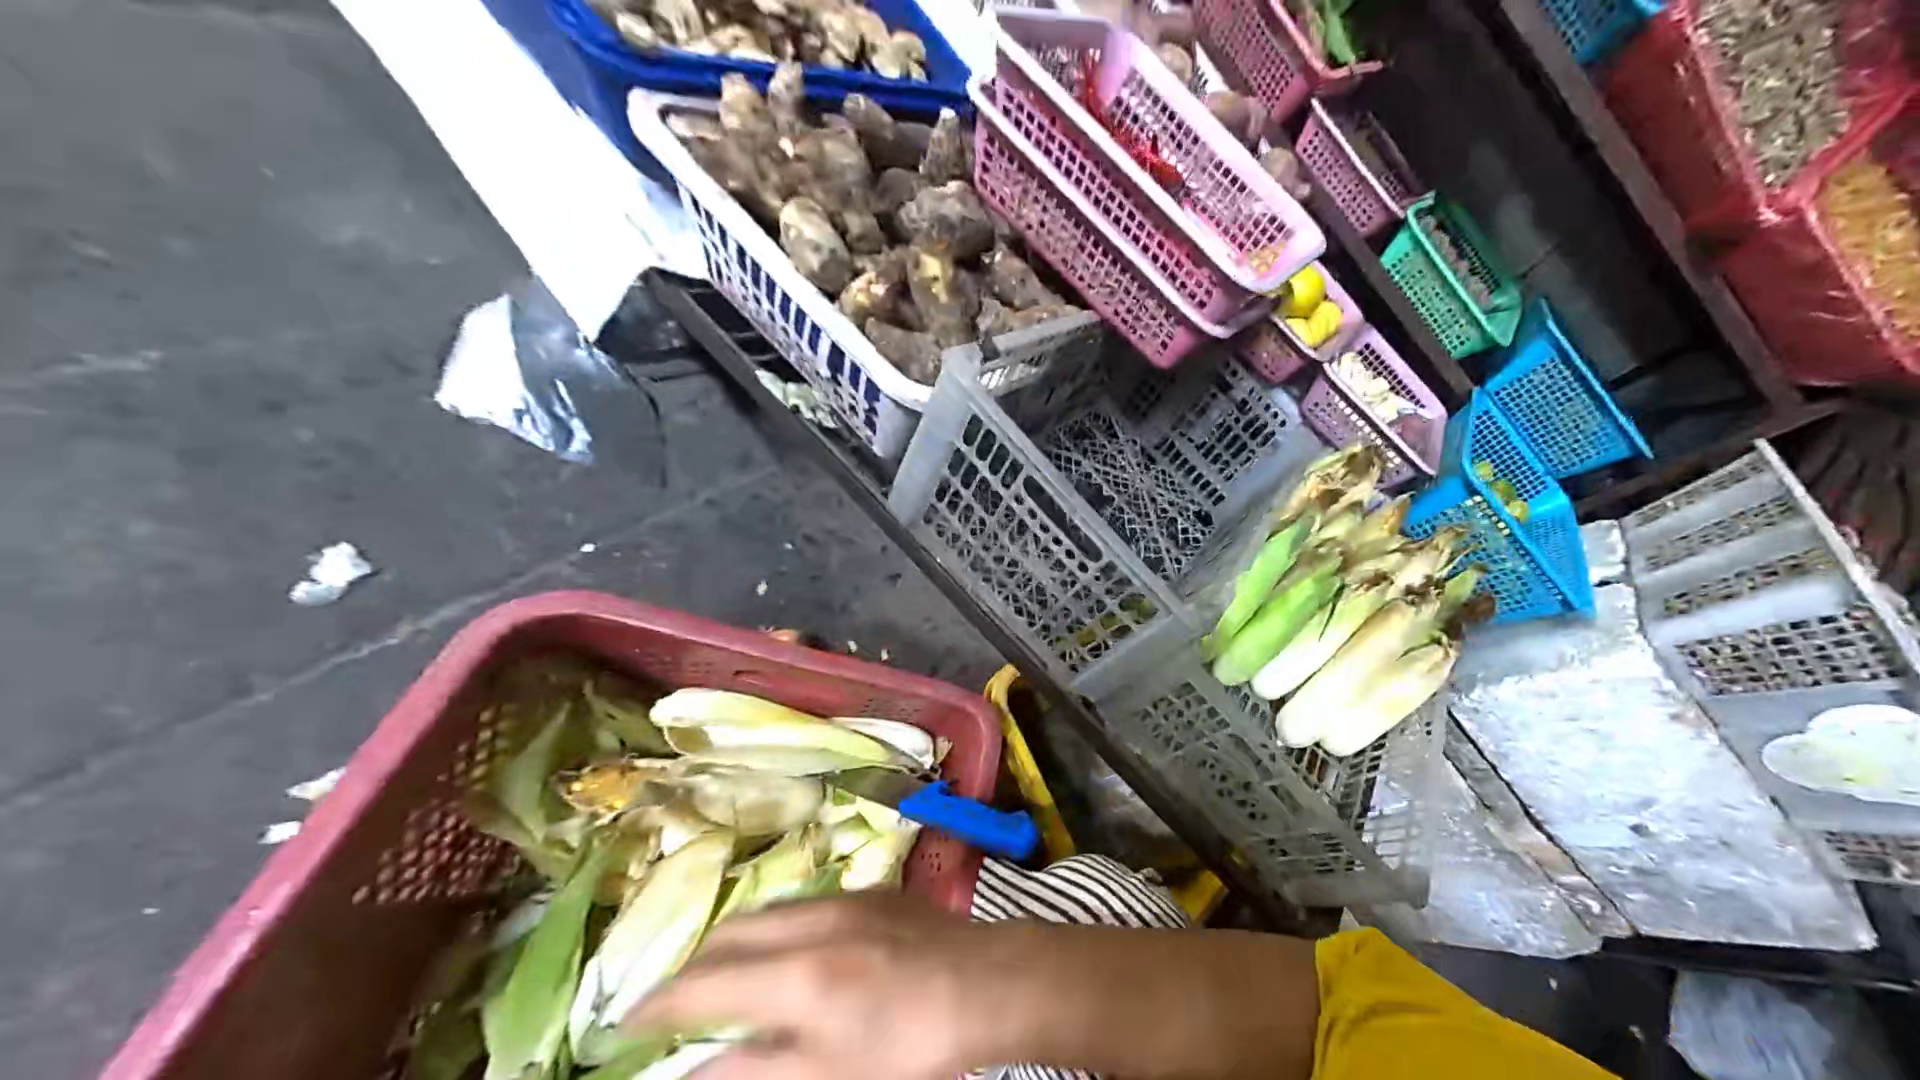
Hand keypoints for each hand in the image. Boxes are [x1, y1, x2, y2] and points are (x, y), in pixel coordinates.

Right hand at [625, 894, 1002, 1079]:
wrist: (985, 983)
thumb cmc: (909, 1047)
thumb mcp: (829, 1076)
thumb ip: (756, 1070)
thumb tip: (693, 1070)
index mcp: (797, 977)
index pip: (706, 983)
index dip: (660, 1003)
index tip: (627, 1021)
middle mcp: (810, 924)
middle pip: (730, 934)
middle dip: (693, 965)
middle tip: (672, 998)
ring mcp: (842, 901)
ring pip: (765, 913)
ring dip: (733, 940)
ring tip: (721, 972)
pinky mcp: (869, 894)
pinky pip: (800, 904)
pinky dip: (772, 926)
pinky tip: (783, 948)